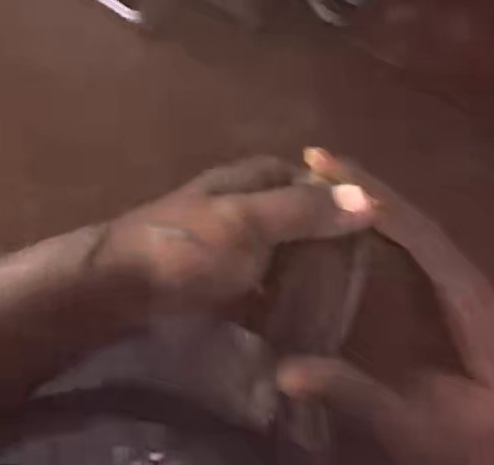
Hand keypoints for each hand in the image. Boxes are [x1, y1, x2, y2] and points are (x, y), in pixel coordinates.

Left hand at [95, 155, 379, 308]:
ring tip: (353, 299)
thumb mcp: (245, 222)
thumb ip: (300, 210)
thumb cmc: (185, 247)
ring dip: (305, 269)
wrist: (121, 289)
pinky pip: (260, 287)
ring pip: (274, 251)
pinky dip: (283, 299)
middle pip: (285, 211)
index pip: (289, 170)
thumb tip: (367, 195)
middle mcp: (231, 207)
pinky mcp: (214, 285)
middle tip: (372, 267)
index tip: (370, 213)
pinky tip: (310, 322)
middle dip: (322, 232)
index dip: (326, 184)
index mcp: (238, 182)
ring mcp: (221, 248)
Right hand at [277, 149, 493, 464]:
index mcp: (483, 317)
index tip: (325, 165)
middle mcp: (487, 295)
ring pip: (425, 233)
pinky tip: (357, 216)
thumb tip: (285, 369)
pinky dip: (389, 223)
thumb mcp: (416, 435)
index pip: (423, 238)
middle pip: (424, 225)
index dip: (373, 197)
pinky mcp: (469, 307)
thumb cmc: (477, 461)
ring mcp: (482, 299)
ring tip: (328, 175)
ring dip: (378, 200)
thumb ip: (356, 396)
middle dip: (369, 187)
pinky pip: (425, 251)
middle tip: (316, 158)